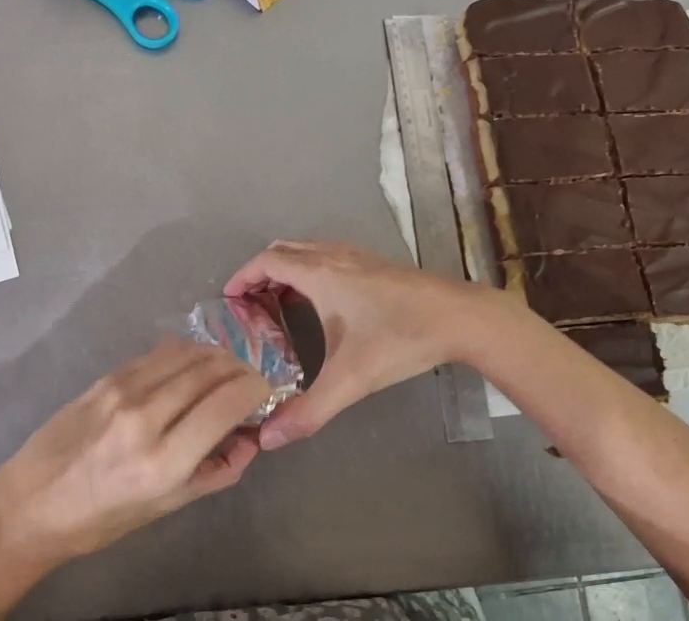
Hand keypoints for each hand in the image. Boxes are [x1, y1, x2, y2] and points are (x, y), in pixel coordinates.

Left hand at [0, 339, 270, 568]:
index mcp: (163, 462)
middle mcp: (145, 418)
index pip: (228, 403)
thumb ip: (215, 471)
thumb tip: (251, 438)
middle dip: (241, 369)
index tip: (265, 393)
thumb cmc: (99, 519)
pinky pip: (161, 353)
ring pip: (189, 353)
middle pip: (212, 370)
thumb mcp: (165, 508)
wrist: (30, 505)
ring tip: (225, 371)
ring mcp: (123, 391)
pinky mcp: (107, 377)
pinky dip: (186, 354)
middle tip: (249, 381)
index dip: (256, 390)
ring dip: (217, 356)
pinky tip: (191, 367)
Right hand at [224, 239, 501, 449]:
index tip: (228, 299)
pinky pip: (328, 257)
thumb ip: (309, 410)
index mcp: (321, 273)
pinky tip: (321, 305)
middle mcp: (335, 256)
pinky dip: (310, 271)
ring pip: (309, 251)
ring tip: (277, 306)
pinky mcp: (376, 264)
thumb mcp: (352, 380)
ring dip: (287, 271)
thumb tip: (268, 438)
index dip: (244, 276)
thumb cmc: (400, 339)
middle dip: (261, 273)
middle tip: (248, 306)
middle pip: (285, 250)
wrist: (460, 317)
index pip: (269, 261)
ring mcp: (358, 256)